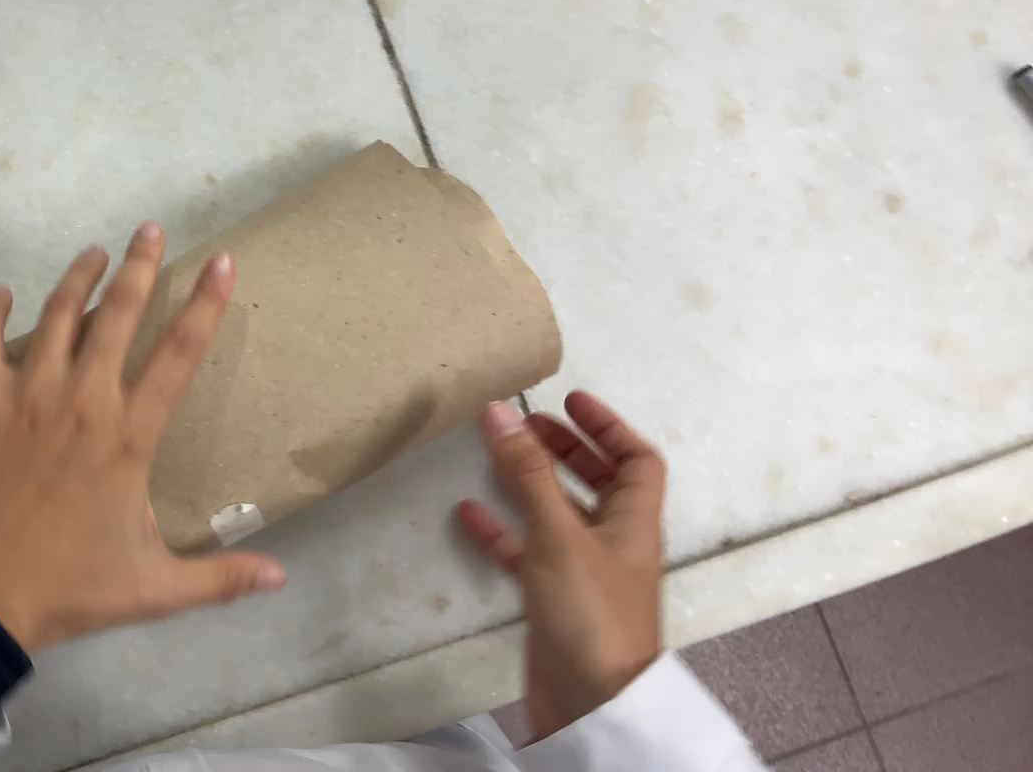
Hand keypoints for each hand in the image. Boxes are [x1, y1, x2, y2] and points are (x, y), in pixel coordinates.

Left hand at [0, 222, 286, 652]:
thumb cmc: (70, 586)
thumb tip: (284, 574)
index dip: (206, 304)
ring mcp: (28, 393)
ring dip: (79, 277)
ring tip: (94, 252)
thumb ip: (222, 578)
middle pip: (119, 313)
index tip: (221, 262)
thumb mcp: (155, 587)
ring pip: (58, 314)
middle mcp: (83, 398)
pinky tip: (3, 293)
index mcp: (129, 433)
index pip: (179, 354)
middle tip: (150, 230)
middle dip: (139, 265)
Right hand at [455, 392, 666, 740]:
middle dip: (566, 447)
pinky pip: (524, 549)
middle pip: (598, 482)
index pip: (637, 462)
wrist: (592, 707)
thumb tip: (499, 410)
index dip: (608, 427)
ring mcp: (580, 571)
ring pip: (558, 512)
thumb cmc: (590, 613)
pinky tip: (468, 513)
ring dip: (531, 481)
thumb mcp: (559, 535)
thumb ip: (528, 474)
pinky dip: (500, 527)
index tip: (569, 398)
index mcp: (631, 525)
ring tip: (496, 454)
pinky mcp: (551, 596)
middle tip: (526, 422)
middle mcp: (611, 543)